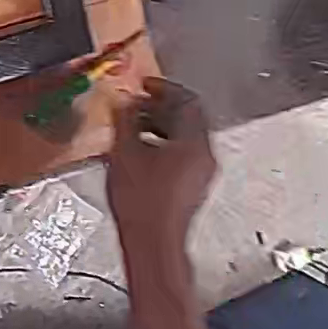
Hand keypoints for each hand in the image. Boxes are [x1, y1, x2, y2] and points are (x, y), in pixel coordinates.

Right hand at [105, 78, 216, 270]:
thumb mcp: (124, 153)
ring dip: (159, 125)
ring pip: (184, 137)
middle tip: (135, 103)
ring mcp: (201, 174)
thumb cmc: (140, 201)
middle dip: (160, 107)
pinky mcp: (192, 187)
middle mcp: (204, 156)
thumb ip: (124, 122)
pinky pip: (181, 155)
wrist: (152, 243)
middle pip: (188, 119)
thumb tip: (123, 102)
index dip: (164, 88)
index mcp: (194, 144)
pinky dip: (162, 144)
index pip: (188, 101)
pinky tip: (138, 151)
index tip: (144, 84)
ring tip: (132, 126)